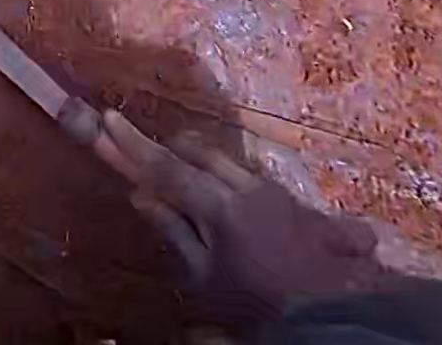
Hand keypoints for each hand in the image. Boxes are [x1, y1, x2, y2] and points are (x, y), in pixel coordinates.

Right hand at [104, 109, 383, 330]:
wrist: (334, 328)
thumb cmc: (256, 308)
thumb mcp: (206, 279)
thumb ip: (173, 231)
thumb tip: (139, 195)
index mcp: (219, 205)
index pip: (166, 167)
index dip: (133, 143)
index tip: (108, 118)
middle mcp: (249, 188)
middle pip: (199, 152)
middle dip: (172, 149)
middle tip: (154, 160)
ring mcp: (280, 196)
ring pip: (231, 164)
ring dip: (207, 167)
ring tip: (201, 192)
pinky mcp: (307, 210)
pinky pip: (269, 187)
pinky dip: (251, 193)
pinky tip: (263, 218)